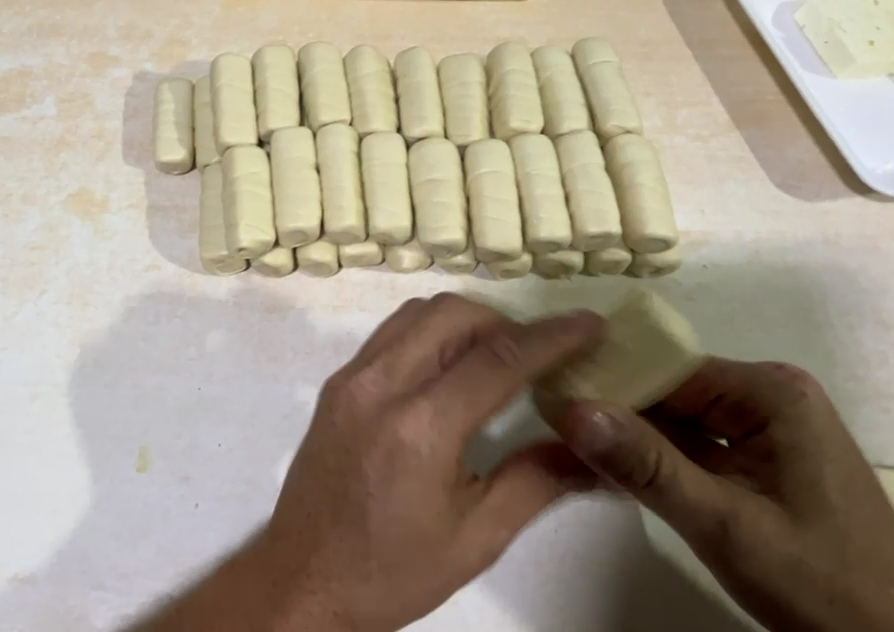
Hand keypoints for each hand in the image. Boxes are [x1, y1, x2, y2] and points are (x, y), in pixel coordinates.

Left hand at [138, 295, 602, 631]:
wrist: (303, 580)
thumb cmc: (393, 571)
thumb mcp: (476, 538)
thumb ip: (536, 482)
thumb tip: (590, 448)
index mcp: (420, 426)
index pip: (497, 358)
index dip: (550, 336)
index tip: (590, 323)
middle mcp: (380, 384)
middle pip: (452, 315)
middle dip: (505, 321)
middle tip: (541, 353)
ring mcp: (351, 377)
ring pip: (416, 313)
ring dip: (465, 321)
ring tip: (500, 355)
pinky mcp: (337, 383)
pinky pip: (391, 332)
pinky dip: (429, 331)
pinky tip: (451, 365)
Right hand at [542, 359, 893, 631]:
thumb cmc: (822, 587)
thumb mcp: (725, 526)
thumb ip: (647, 467)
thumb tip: (570, 409)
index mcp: (770, 392)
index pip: (664, 370)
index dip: (607, 384)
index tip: (549, 400)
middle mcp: (770, 395)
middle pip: (670, 393)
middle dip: (616, 413)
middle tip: (550, 427)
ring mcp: (770, 428)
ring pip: (679, 421)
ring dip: (633, 439)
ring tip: (566, 443)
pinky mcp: (766, 460)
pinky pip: (698, 446)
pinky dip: (659, 460)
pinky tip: (615, 468)